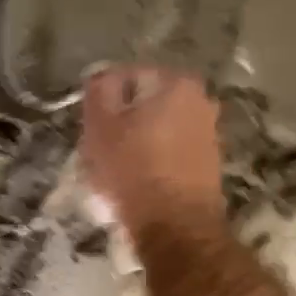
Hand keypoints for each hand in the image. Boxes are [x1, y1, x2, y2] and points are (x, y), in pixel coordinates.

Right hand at [77, 66, 224, 239]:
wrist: (173, 221)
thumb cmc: (131, 169)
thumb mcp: (100, 128)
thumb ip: (99, 92)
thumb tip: (100, 74)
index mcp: (175, 83)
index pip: (127, 75)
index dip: (101, 99)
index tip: (88, 125)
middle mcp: (200, 98)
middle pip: (144, 101)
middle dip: (120, 119)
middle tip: (96, 146)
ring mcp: (208, 128)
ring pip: (156, 125)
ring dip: (134, 139)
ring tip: (112, 166)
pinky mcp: (207, 157)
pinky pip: (169, 147)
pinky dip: (150, 156)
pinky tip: (134, 178)